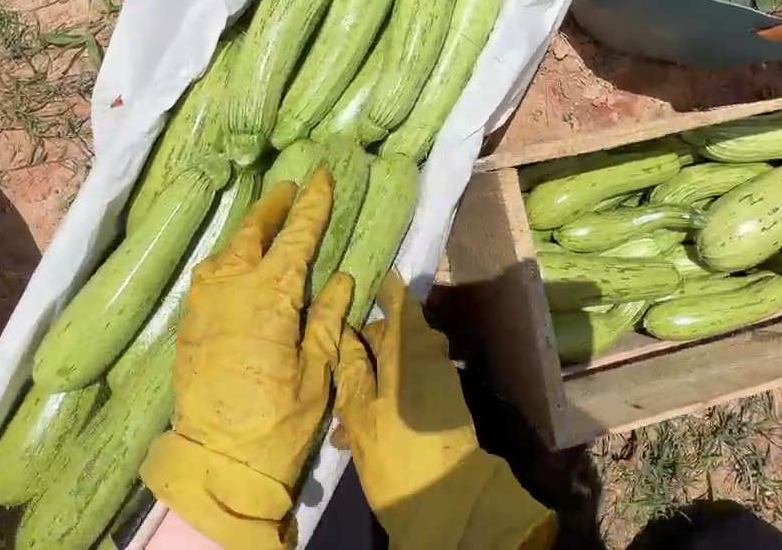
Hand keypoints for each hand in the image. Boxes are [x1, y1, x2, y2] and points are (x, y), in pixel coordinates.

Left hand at [140, 171, 353, 549]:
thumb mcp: (319, 369)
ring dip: (248, 230)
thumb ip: (329, 317)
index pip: (296, 235)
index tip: (322, 176)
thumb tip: (341, 277)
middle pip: (253, 231)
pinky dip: (228, 256)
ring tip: (265, 220)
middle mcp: (233, 287)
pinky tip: (236, 261)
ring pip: (226, 250)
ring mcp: (206, 302)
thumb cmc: (280, 417)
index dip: (312, 205)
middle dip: (274, 206)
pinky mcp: (191, 321)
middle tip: (290, 187)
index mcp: (271, 294)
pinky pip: (210, 273)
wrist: (218, 460)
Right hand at [335, 272, 553, 549]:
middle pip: (393, 331)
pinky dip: (384, 394)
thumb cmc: (398, 452)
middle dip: (363, 345)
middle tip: (332, 364)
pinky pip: (408, 382)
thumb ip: (352, 369)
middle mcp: (430, 351)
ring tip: (339, 414)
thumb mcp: (361, 414)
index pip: (397, 296)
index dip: (377, 285)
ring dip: (370, 377)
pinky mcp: (441, 401)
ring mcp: (439, 376)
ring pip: (397, 360)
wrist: (449, 502)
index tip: (353, 278)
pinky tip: (356, 430)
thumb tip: (345, 335)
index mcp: (411, 344)